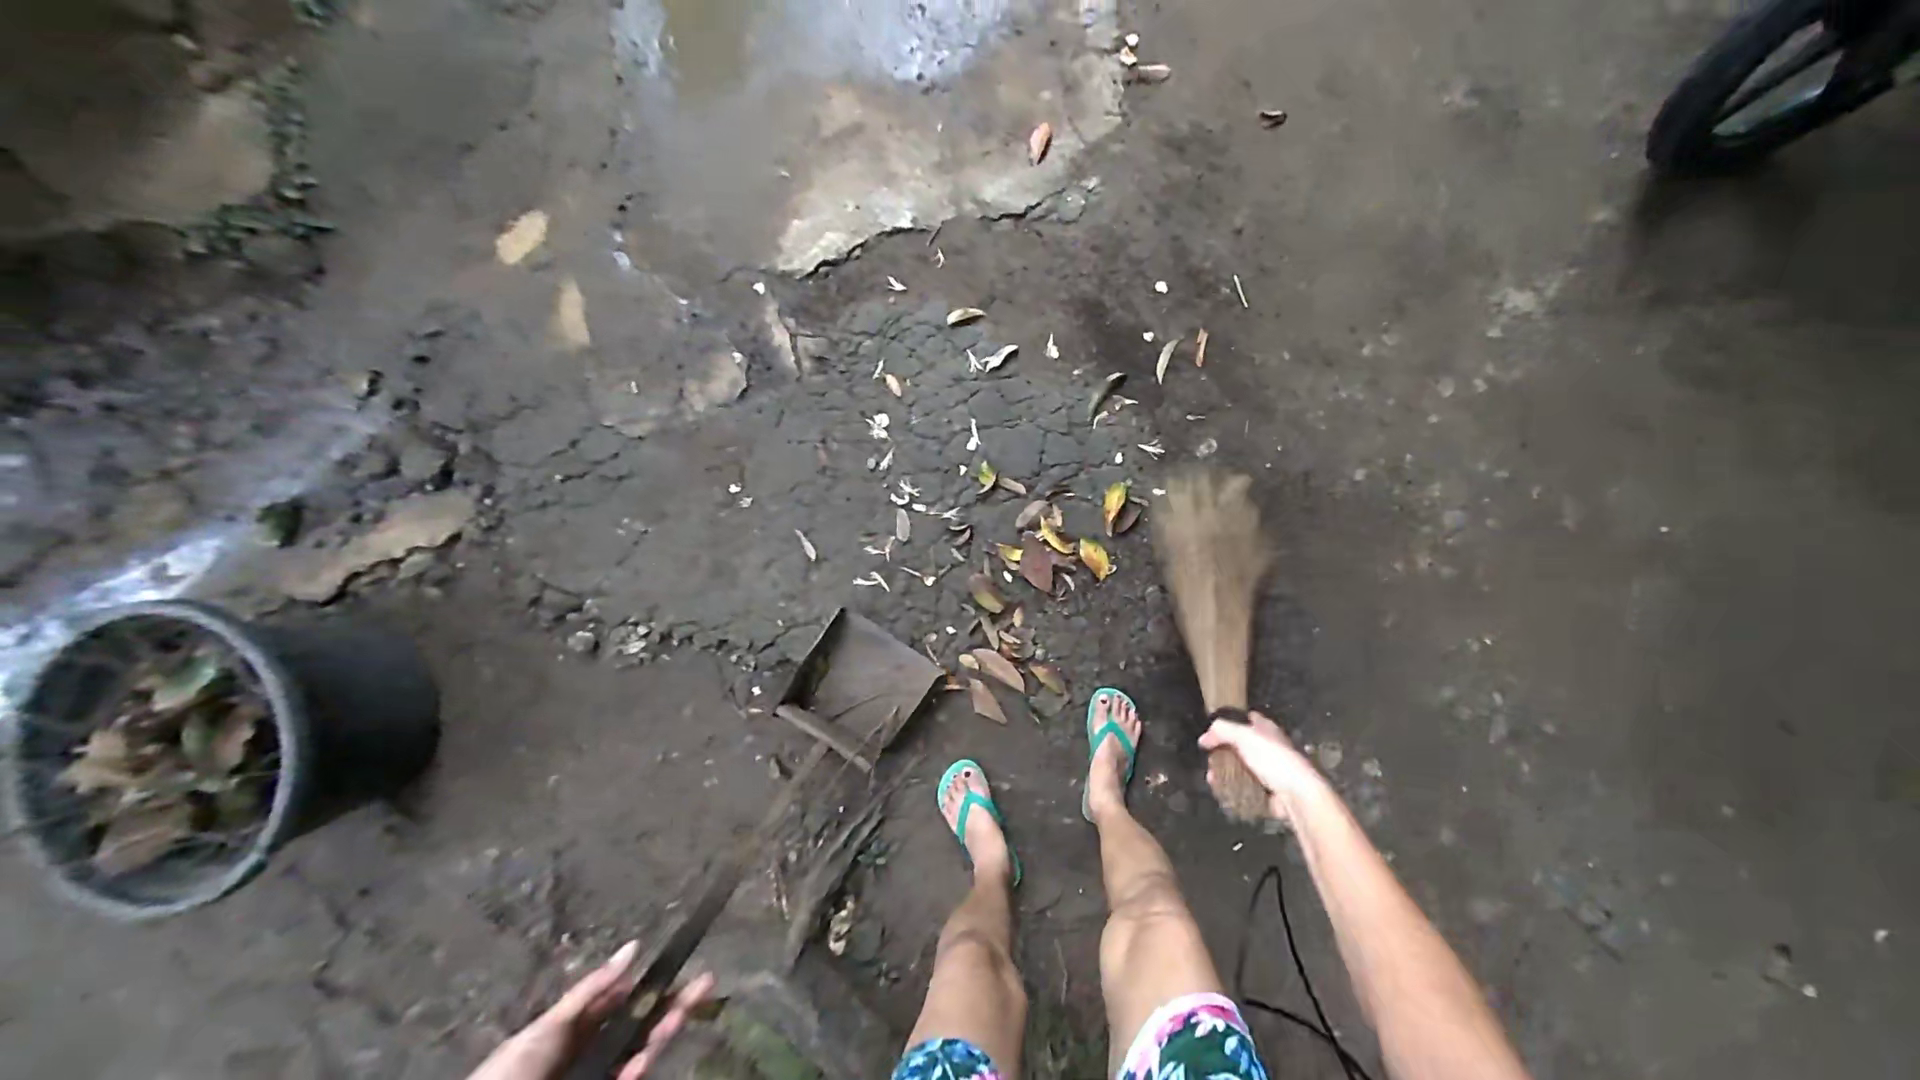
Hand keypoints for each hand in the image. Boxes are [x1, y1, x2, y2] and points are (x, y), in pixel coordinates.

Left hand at [466, 941, 715, 1079]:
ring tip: (690, 1006)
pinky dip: (640, 1067)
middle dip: (673, 1004)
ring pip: (641, 1050)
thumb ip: (593, 988)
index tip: (681, 967)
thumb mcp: (549, 1025)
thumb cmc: (511, 1071)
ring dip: (665, 1030)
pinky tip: (651, 1052)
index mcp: (579, 1026)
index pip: (625, 1000)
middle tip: (706, 981)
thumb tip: (635, 946)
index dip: (653, 985)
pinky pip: (628, 1078)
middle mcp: (593, 1049)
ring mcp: (599, 1074)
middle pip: (641, 1023)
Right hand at [1198, 711, 1325, 821]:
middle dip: (1223, 752)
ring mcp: (1269, 772)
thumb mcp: (1244, 736)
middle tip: (1209, 756)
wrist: (1297, 795)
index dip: (1232, 720)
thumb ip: (1222, 731)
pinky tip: (1220, 790)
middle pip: (1241, 746)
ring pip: (1241, 769)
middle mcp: (1269, 749)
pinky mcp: (1267, 792)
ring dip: (1224, 773)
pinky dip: (1231, 790)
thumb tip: (1203, 739)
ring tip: (1211, 776)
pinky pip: (1244, 789)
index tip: (1215, 728)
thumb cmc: (1273, 759)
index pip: (1249, 719)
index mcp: (1267, 730)